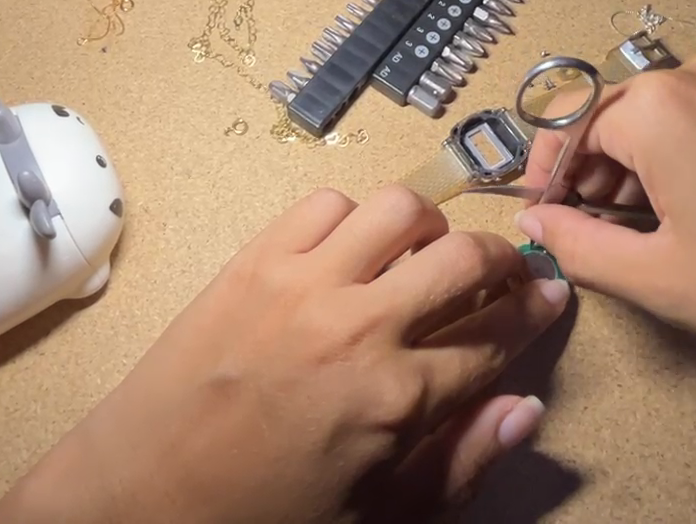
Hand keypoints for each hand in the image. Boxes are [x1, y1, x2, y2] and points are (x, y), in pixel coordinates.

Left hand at [0, 185, 569, 523]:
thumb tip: (527, 407)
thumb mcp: (376, 515)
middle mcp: (357, 324)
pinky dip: (350, 217)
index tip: (551, 290)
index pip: (492, 337)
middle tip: (504, 264)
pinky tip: (349, 247)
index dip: (534, 312)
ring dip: (426, 224)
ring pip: (396, 208)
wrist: (143, 490)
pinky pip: (323, 203)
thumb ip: (459, 461)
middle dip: (500, 256)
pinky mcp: (255, 257)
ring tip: (423, 248)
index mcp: (393, 399)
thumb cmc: (264, 512)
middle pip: (460, 258)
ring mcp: (302, 280)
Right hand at [515, 48, 695, 389]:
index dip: (548, 174)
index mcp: (659, 104)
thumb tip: (531, 219)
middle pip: (622, 113)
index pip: (570, 127)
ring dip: (648, 163)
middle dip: (599, 171)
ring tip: (661, 226)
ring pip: (673, 112)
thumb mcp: (664, 280)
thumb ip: (579, 245)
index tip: (543, 217)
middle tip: (602, 234)